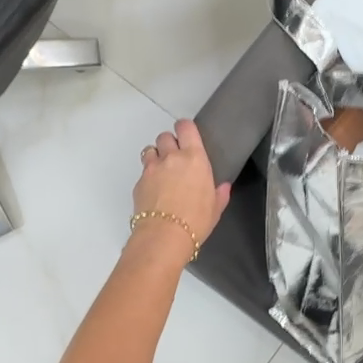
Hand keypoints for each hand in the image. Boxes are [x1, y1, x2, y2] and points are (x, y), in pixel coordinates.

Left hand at [133, 120, 230, 249]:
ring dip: (155, 156)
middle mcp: (171, 158)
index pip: (186, 128)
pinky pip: (143, 171)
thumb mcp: (214, 209)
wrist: (165, 235)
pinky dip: (148, 176)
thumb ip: (219, 194)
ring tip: (161, 170)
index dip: (184, 128)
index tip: (186, 135)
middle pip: (164, 136)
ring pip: (150, 150)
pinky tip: (153, 190)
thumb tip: (224, 187)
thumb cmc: (196, 221)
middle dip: (169, 143)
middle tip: (174, 157)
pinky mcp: (138, 182)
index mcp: (194, 158)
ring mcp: (152, 169)